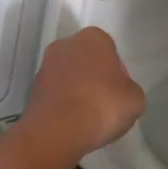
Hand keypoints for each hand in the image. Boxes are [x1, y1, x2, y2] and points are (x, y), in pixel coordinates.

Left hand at [20, 27, 145, 156]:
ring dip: (76, 90)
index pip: (110, 50)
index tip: (119, 92)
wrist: (57, 130)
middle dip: (93, 76)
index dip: (116, 72)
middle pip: (86, 60)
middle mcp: (66, 44)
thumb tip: (120, 92)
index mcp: (93, 38)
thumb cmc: (102, 106)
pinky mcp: (32, 88)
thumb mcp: (135, 99)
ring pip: (68, 75)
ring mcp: (45, 65)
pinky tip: (71, 121)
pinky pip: (55, 92)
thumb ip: (129, 89)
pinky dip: (63, 103)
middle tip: (104, 102)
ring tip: (86, 116)